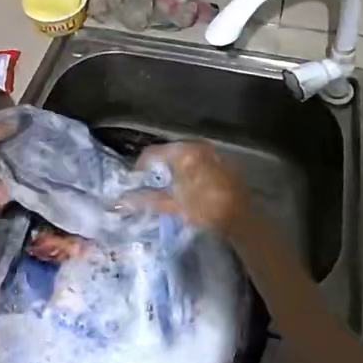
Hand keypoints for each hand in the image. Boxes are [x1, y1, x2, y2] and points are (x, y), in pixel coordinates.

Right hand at [136, 141, 251, 234]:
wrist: (242, 217)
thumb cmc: (206, 210)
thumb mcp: (174, 206)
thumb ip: (146, 200)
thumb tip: (120, 201)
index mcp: (184, 153)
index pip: (152, 153)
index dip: (141, 166)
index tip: (136, 179)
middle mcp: (197, 145)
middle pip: (168, 151)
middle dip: (158, 166)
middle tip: (151, 183)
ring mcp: (211, 150)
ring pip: (184, 153)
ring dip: (174, 166)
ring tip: (168, 184)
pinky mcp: (221, 158)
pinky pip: (198, 157)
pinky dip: (189, 167)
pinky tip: (188, 183)